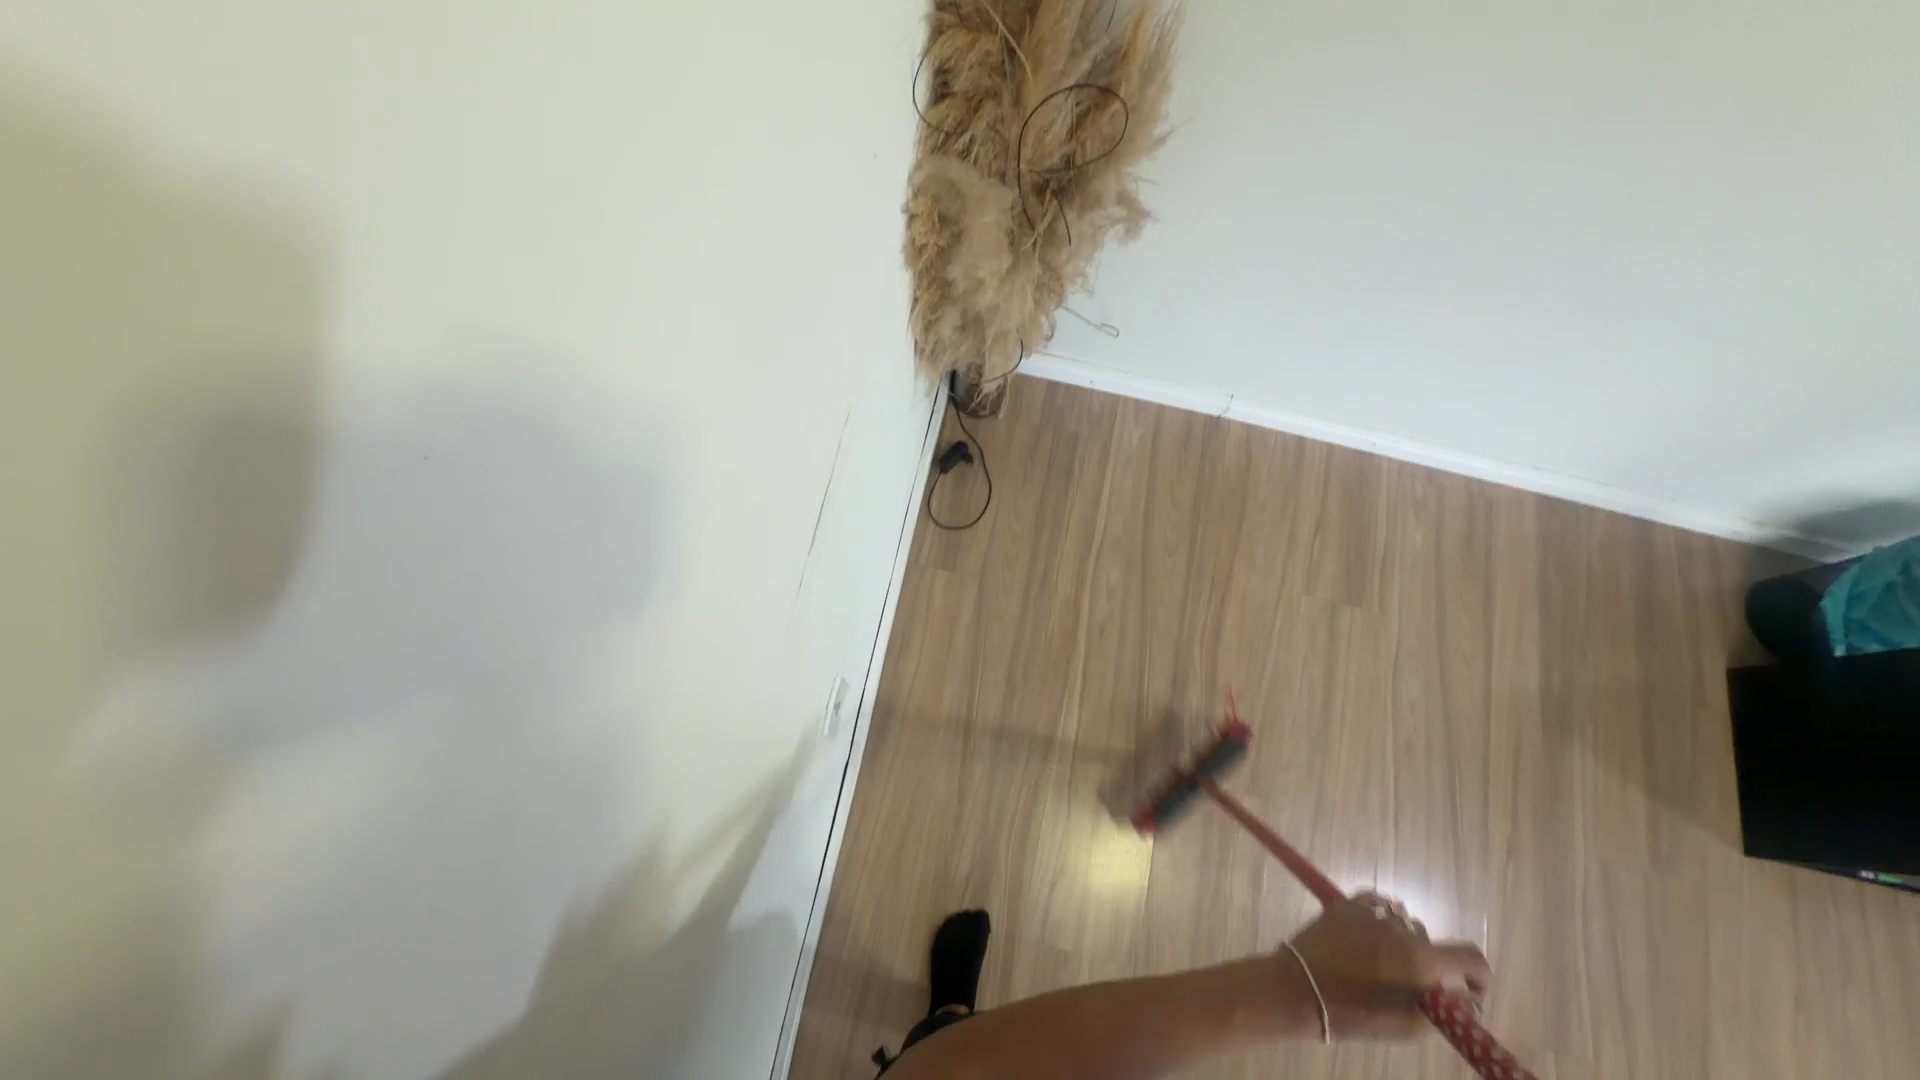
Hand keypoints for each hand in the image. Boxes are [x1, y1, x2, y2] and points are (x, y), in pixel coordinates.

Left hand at [1282, 890, 1491, 1040]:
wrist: (1298, 988)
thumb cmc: (1352, 1014)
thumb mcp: (1407, 1026)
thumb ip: (1445, 1011)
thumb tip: (1465, 998)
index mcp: (1419, 959)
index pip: (1470, 956)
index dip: (1478, 975)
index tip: (1470, 990)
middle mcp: (1400, 929)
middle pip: (1431, 943)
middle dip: (1430, 964)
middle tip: (1413, 984)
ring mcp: (1370, 912)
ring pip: (1403, 924)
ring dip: (1404, 942)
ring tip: (1383, 963)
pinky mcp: (1346, 904)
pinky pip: (1378, 905)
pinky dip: (1382, 919)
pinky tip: (1372, 936)